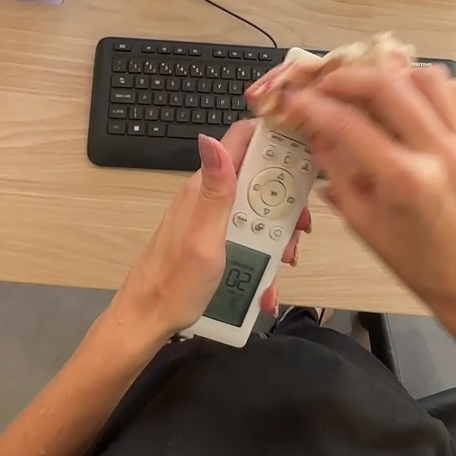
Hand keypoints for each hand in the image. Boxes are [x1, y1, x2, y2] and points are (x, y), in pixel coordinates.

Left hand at [108, 120, 310, 341]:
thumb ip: (216, 190)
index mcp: (207, 187)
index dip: (275, 137)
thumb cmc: (174, 284)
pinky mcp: (217, 238)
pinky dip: (264, 254)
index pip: (243, 140)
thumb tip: (212, 139)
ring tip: (284, 258)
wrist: (150, 318)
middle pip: (261, 178)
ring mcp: (215, 218)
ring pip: (260, 210)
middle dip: (286, 199)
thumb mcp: (203, 238)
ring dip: (278, 232)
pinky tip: (266, 278)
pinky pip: (250, 236)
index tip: (305, 151)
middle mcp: (211, 196)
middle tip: (298, 227)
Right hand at [255, 64, 455, 322]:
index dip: (314, 107)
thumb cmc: (419, 264)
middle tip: (323, 85)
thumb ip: (336, 173)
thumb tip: (313, 133)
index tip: (294, 98)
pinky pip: (453, 92)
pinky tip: (403, 94)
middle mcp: (436, 152)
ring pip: (425, 78)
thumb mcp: (363, 223)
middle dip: (347, 78)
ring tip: (363, 86)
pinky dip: (425, 82)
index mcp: (404, 180)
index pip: (349, 125)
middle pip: (388, 86)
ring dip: (388, 73)